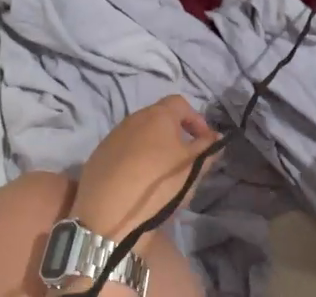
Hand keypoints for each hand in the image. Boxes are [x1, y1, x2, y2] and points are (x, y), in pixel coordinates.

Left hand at [71, 95, 219, 239]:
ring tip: (162, 175)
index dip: (196, 119)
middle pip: (159, 118)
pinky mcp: (99, 155)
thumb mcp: (192, 168)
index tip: (204, 141)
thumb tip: (216, 136)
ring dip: (154, 148)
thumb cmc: (159, 184)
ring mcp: (113, 136)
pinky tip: (138, 183)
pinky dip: (135, 160)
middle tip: (185, 160)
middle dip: (175, 135)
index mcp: (157, 115)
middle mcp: (133, 118)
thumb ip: (207, 149)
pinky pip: (124, 151)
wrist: (108, 213)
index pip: (180, 103)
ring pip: (141, 135)